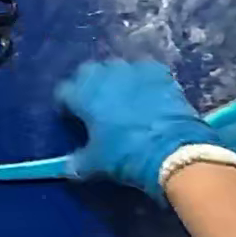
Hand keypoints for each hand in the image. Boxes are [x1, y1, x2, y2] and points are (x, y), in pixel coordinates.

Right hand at [56, 59, 229, 198]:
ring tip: (123, 100)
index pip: (64, 91)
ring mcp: (131, 69)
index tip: (73, 117)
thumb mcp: (95, 163)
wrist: (172, 149)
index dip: (67, 105)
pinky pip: (143, 71)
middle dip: (89, 86)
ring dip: (116, 80)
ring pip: (116, 68)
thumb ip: (76, 163)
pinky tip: (148, 96)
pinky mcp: (157, 71)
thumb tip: (63, 168)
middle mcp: (103, 74)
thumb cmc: (125, 154)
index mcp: (82, 93)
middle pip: (88, 73)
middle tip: (96, 106)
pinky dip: (143, 81)